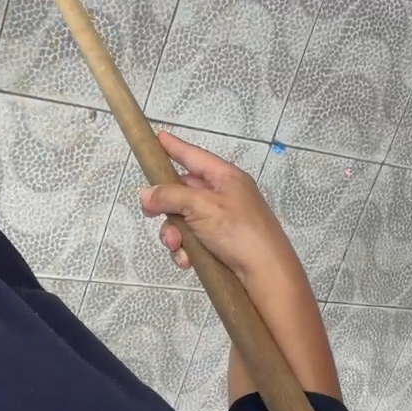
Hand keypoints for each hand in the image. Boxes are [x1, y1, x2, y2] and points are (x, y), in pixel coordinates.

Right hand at [138, 132, 299, 285]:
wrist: (266, 274)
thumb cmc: (238, 231)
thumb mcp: (201, 207)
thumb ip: (170, 196)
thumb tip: (145, 194)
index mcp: (225, 178)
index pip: (194, 156)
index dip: (175, 147)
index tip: (158, 137)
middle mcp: (222, 196)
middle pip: (181, 192)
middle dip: (166, 207)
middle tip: (149, 213)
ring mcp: (220, 221)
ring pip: (181, 220)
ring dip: (173, 233)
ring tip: (177, 246)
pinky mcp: (217, 243)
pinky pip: (190, 240)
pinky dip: (184, 250)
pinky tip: (187, 261)